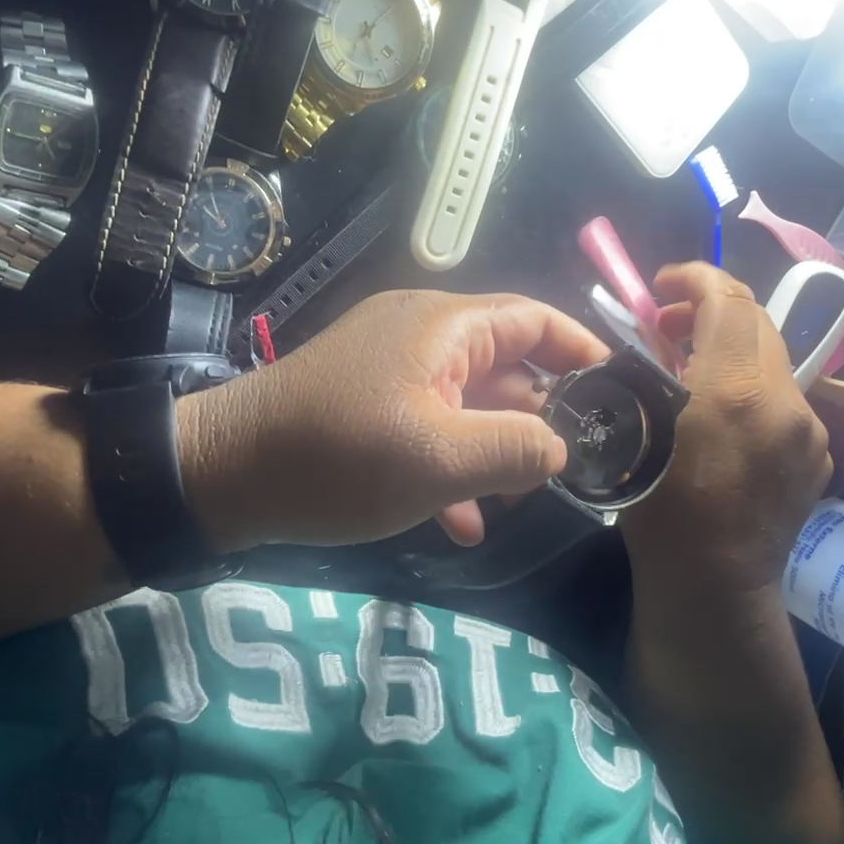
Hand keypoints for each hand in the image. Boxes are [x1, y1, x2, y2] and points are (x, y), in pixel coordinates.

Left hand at [176, 290, 610, 549]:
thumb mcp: (439, 458)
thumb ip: (515, 448)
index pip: (534, 319)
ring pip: (468, 406)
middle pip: (505, 366)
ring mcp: (391, 374)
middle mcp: (420, 338)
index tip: (620, 397)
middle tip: (571, 469)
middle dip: (539, 418)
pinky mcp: (367, 409)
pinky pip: (429, 429)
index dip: (582, 352)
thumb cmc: (338, 457)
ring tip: (520, 502)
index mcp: (443, 327)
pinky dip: (452, 469)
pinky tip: (463, 523)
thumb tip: (562, 446)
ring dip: (496, 451)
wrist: (223, 476)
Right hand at [623, 262, 832, 595]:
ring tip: (692, 375)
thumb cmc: (658, 518)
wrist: (714, 589)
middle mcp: (785, 401)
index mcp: (734, 394)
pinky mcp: (819, 453)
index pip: (726, 300)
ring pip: (771, 360)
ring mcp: (810, 429)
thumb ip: (651, 378)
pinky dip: (751, 388)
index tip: (661, 286)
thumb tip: (660, 341)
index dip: (692, 277)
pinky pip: (784, 398)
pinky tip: (723, 420)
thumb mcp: (635, 438)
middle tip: (666, 331)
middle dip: (708, 311)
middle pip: (754, 321)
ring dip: (731, 351)